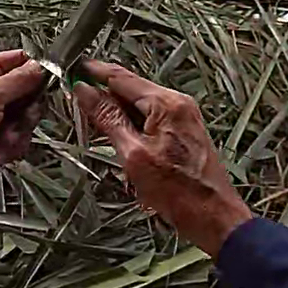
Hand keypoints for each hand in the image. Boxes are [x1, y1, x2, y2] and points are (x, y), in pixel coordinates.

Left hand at [0, 49, 46, 259]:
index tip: (45, 82)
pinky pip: (17, 139)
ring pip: (24, 120)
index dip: (33, 72)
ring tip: (0, 137)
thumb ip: (19, 79)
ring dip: (16, 132)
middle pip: (26, 94)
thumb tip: (40, 68)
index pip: (17, 61)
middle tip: (16, 116)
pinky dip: (10, 147)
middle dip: (25, 111)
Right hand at [71, 59, 251, 255]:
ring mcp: (182, 116)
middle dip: (102, 93)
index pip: (121, 77)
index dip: (94, 72)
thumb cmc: (179, 192)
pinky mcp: (182, 131)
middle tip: (76, 100)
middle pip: (130, 88)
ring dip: (115, 111)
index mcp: (166, 103)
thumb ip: (107, 118)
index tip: (74, 70)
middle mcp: (178, 103)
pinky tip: (118, 137)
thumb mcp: (132, 153)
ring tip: (94, 124)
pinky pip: (150, 116)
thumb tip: (85, 92)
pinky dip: (130, 122)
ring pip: (139, 103)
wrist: (213, 218)